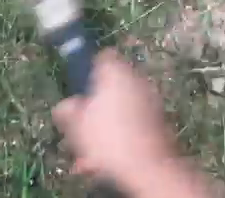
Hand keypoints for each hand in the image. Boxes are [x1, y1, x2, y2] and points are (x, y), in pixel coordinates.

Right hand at [53, 53, 200, 195]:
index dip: (88, 68)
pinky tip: (110, 156)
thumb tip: (64, 106)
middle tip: (84, 124)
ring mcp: (151, 100)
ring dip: (108, 124)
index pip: (101, 56)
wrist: (150, 169)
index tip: (80, 87)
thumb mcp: (76, 124)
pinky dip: (123, 134)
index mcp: (115, 70)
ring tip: (93, 150)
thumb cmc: (109, 138)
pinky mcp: (160, 122)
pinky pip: (134, 122)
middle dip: (97, 105)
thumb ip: (67, 110)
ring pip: (122, 108)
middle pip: (112, 85)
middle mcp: (135, 78)